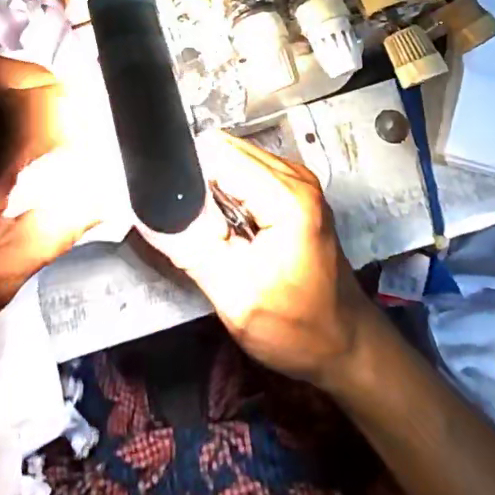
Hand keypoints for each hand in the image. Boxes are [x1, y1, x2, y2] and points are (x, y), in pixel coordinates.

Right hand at [135, 131, 379, 387]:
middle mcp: (295, 176)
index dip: (186, 180)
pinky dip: (227, 192)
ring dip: (211, 188)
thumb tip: (149, 215)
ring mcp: (297, 179)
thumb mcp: (236, 297)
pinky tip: (228, 228)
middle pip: (223, 150)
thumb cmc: (298, 328)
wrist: (345, 344)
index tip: (174, 213)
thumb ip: (192, 248)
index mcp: (287, 197)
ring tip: (212, 232)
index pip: (216, 156)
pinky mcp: (293, 189)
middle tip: (194, 228)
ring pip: (232, 158)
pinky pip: (246, 172)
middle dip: (197, 183)